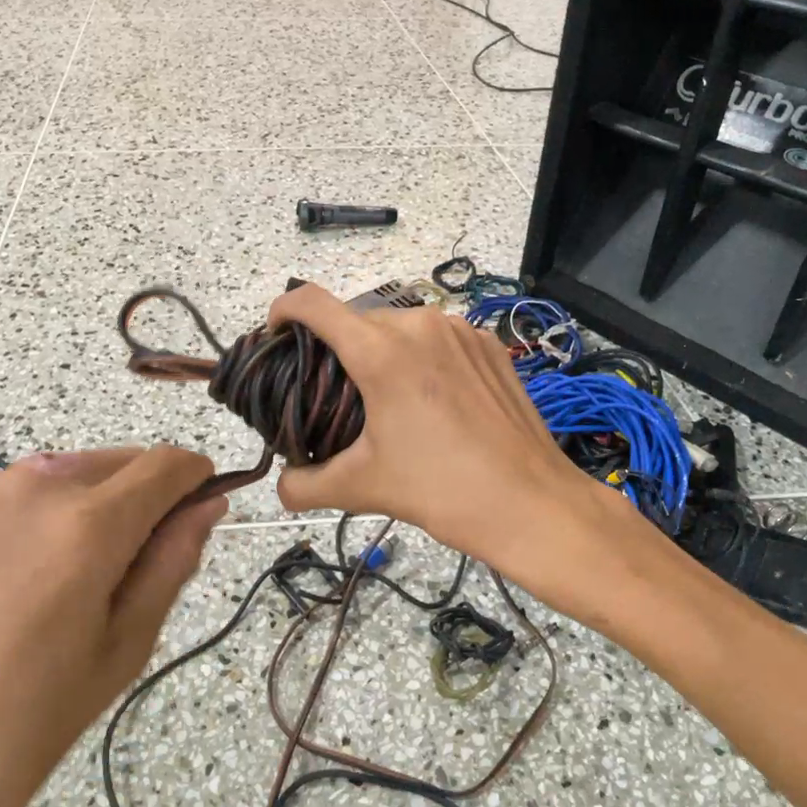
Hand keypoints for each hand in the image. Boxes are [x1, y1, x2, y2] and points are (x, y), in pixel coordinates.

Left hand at [0, 446, 224, 806]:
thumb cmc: (34, 715)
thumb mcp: (126, 644)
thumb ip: (174, 560)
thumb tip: (210, 503)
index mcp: (89, 524)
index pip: (168, 463)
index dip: (197, 479)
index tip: (200, 509)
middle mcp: (36, 485)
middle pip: (121, 459)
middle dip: (146, 493)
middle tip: (135, 561)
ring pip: (70, 470)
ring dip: (94, 499)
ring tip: (71, 573)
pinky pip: (20, 487)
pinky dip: (41, 510)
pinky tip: (20, 572)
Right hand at [270, 284, 630, 603]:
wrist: (530, 502)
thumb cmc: (442, 490)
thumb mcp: (363, 487)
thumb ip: (306, 484)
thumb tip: (283, 485)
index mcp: (381, 351)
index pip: (314, 304)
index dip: (283, 310)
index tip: (275, 333)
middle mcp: (420, 326)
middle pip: (358, 320)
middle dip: (337, 348)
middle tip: (334, 392)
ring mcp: (462, 331)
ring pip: (402, 327)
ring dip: (383, 352)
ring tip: (386, 400)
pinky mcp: (490, 345)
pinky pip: (440, 338)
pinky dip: (424, 358)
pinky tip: (433, 401)